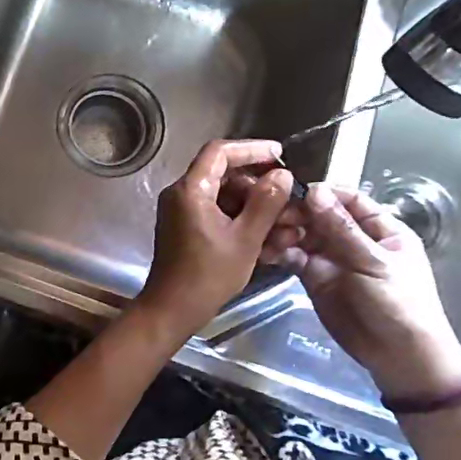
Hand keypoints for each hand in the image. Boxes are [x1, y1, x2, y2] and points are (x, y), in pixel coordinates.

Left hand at [140, 139, 293, 330]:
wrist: (172, 310)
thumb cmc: (208, 275)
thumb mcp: (245, 239)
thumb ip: (266, 203)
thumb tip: (283, 175)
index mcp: (190, 189)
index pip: (220, 151)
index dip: (252, 149)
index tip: (279, 154)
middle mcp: (182, 194)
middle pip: (224, 174)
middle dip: (260, 185)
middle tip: (289, 198)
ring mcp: (182, 211)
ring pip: (225, 196)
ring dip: (255, 207)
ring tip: (286, 223)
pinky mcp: (186, 227)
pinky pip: (217, 213)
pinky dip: (241, 220)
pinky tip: (269, 237)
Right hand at [262, 183, 460, 399]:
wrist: (400, 359)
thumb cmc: (399, 305)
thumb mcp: (374, 263)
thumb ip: (341, 229)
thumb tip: (314, 191)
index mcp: (381, 229)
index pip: (349, 199)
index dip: (323, 194)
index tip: (294, 193)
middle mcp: (354, 239)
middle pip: (321, 215)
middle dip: (298, 213)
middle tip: (274, 216)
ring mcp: (334, 259)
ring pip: (304, 235)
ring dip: (285, 232)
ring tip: (269, 236)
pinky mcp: (316, 279)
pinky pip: (295, 258)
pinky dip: (281, 253)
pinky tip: (267, 252)